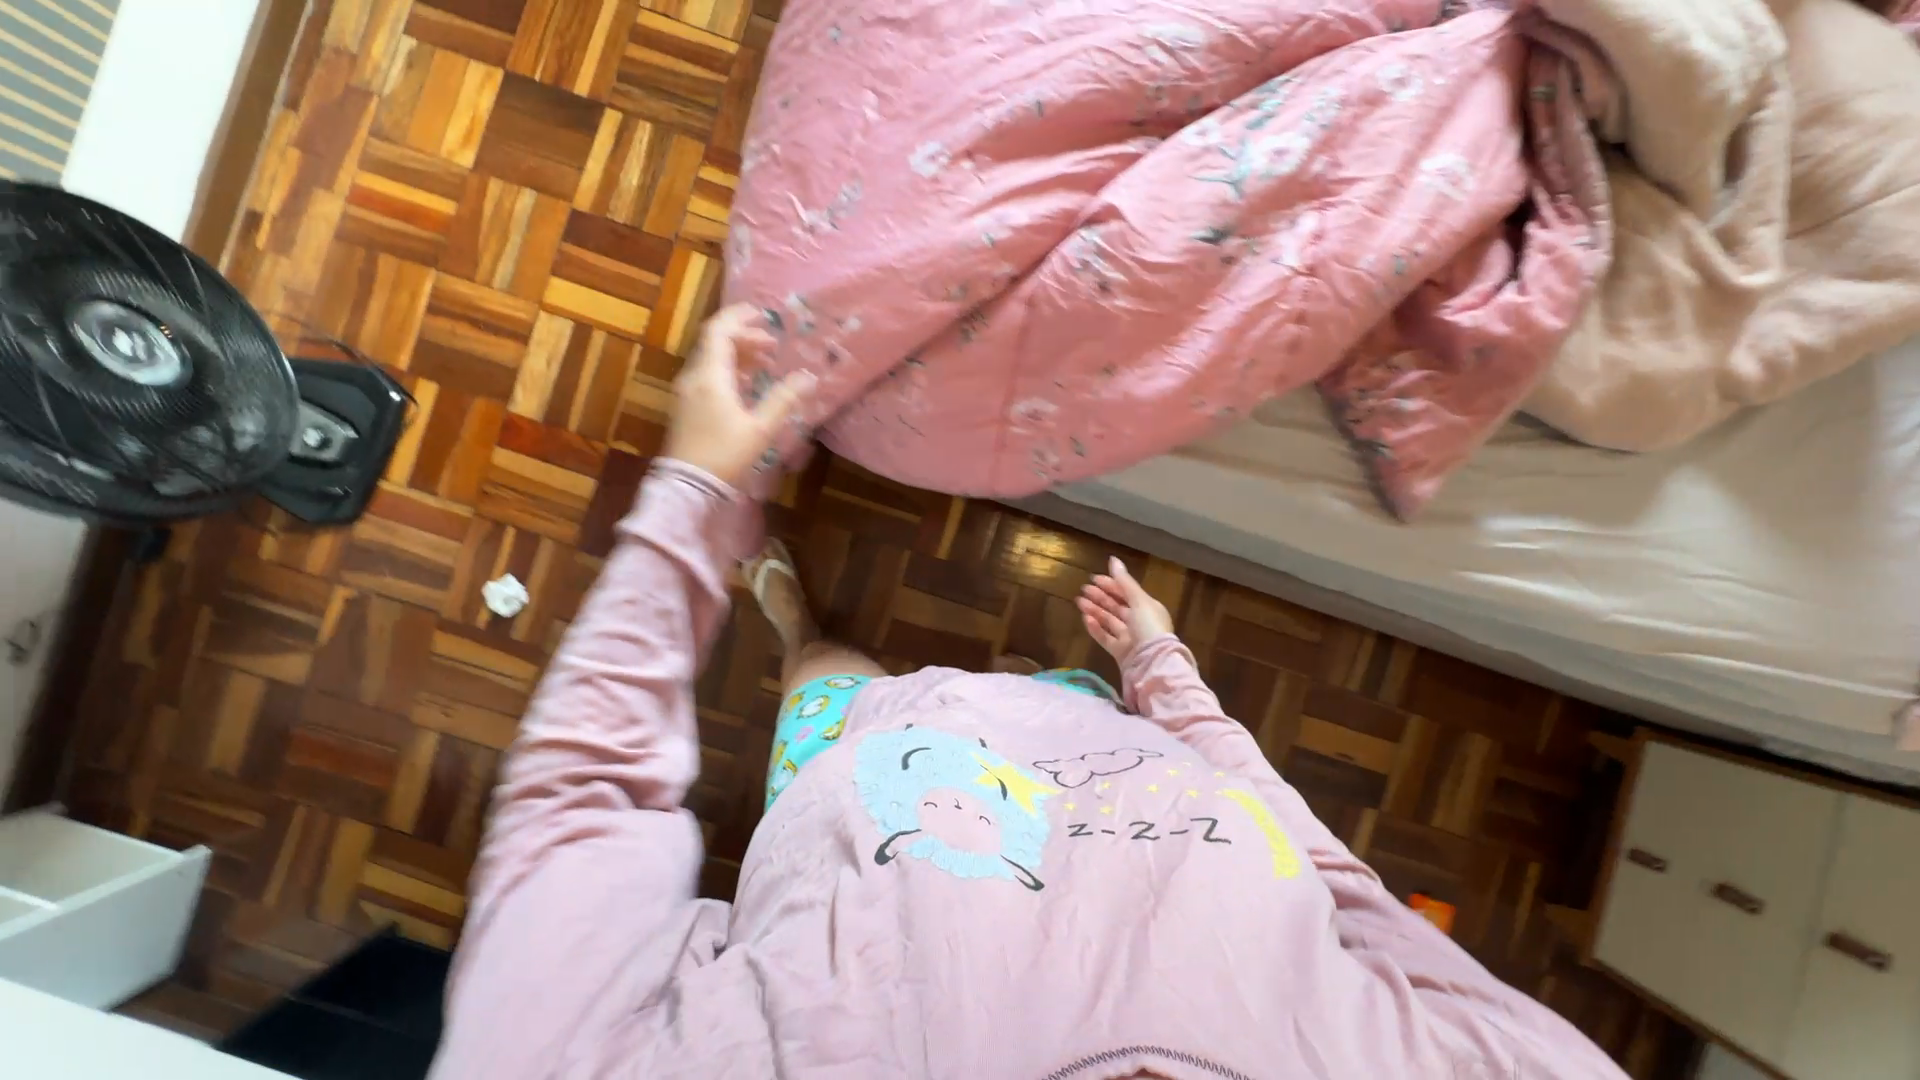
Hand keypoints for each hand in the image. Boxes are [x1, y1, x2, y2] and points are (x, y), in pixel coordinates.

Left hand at [661, 304, 814, 487]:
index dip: (739, 318)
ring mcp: (686, 392)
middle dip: (743, 337)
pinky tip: (746, 383)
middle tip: (771, 344)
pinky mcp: (686, 407)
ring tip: (764, 362)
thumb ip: (783, 399)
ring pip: (710, 359)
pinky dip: (727, 370)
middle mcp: (693, 377)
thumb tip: (808, 377)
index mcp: (710, 376)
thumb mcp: (761, 428)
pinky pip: (707, 375)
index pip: (719, 331)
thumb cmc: (725, 455)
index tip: (762, 314)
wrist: (688, 486)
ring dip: (737, 354)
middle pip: (715, 343)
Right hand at [1077, 557, 1173, 662]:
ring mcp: (1129, 638)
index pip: (1127, 593)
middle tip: (1083, 589)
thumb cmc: (1149, 628)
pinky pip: (1105, 637)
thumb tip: (1113, 559)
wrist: (1152, 664)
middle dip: (1100, 596)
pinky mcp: (1120, 652)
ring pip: (1109, 621)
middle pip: (1117, 606)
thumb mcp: (1139, 601)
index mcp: (1148, 608)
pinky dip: (1096, 628)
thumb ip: (1124, 582)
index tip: (1094, 578)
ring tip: (1079, 602)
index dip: (1111, 585)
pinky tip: (1086, 619)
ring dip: (1095, 610)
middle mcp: (1139, 622)